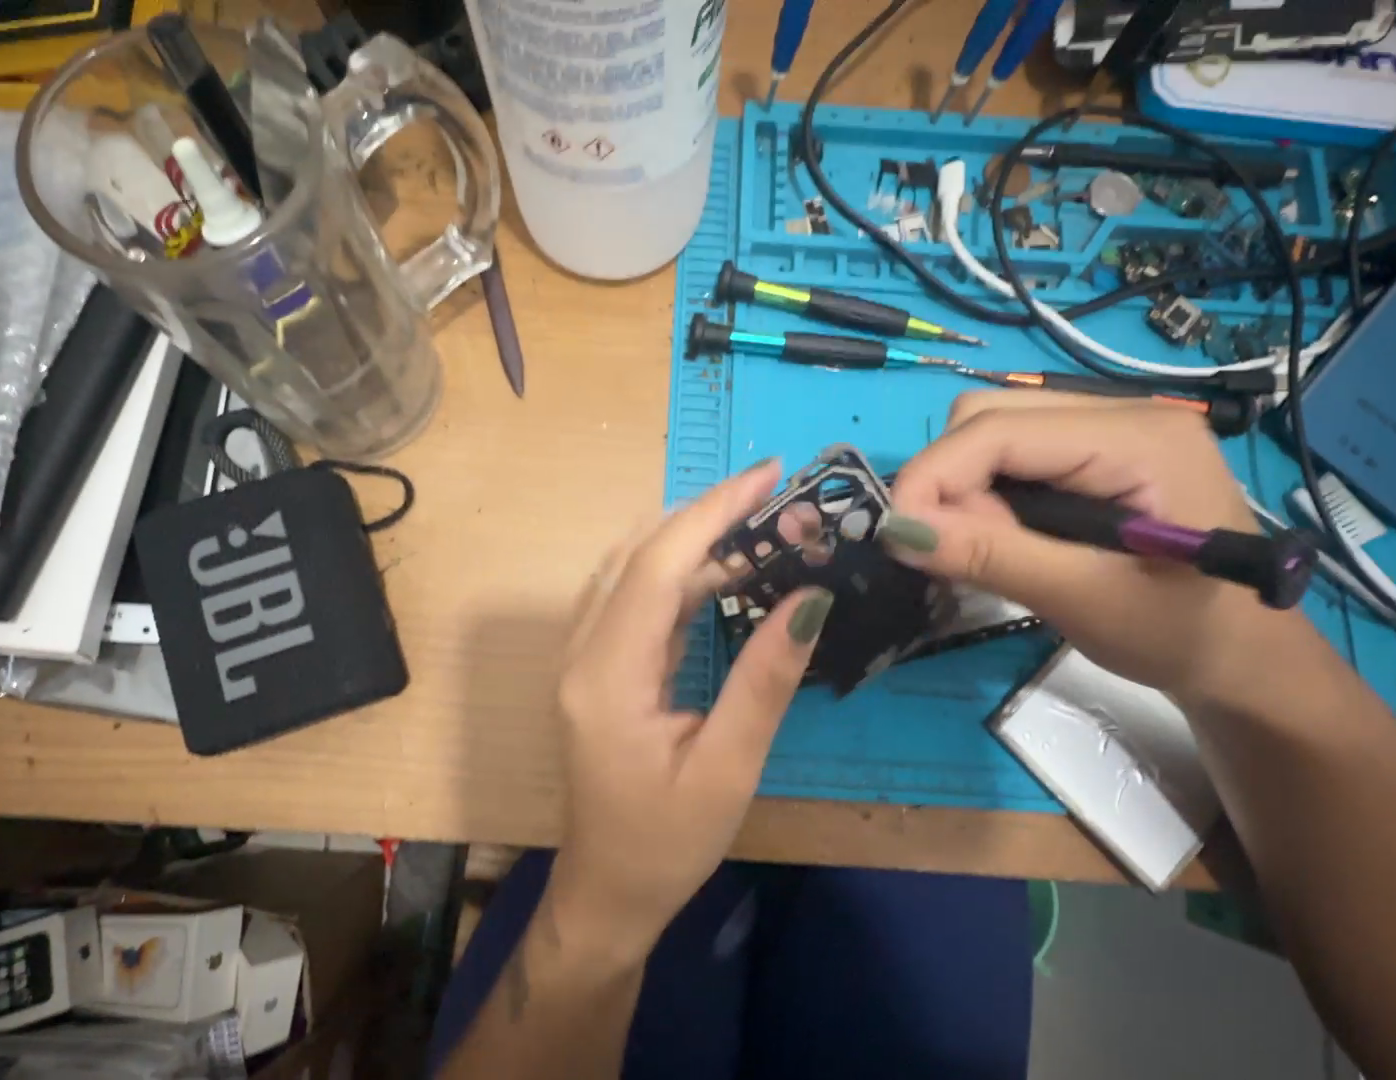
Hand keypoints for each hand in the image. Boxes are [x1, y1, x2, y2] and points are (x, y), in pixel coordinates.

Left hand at [549, 461, 831, 958]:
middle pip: (637, 557)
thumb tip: (811, 600)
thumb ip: (764, 681)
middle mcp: (584, 653)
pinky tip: (725, 573)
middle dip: (705, 516)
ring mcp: (584, 659)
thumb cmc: (667, 843)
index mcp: (606, 676)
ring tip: (761, 526)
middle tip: (776, 496)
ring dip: (693, 542)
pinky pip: (635, 601)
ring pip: (632, 572)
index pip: (655, 567)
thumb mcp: (727, 768)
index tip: (768, 476)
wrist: (607, 893)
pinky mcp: (598, 669)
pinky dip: (679, 575)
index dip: (711, 513)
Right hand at [882, 391, 1320, 703]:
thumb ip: (991, 556)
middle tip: (957, 548)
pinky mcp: (1093, 451)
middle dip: (948, 479)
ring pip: (990, 429)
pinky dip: (983, 491)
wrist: (1241, 655)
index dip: (933, 475)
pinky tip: (1004, 534)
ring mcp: (1108, 427)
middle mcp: (1121, 412)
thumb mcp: (1083, 599)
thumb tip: (898, 532)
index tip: (899, 538)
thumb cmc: (1178, 633)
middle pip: (987, 415)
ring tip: (987, 546)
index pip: (998, 429)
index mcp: (1137, 437)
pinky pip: (1010, 452)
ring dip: (962, 487)